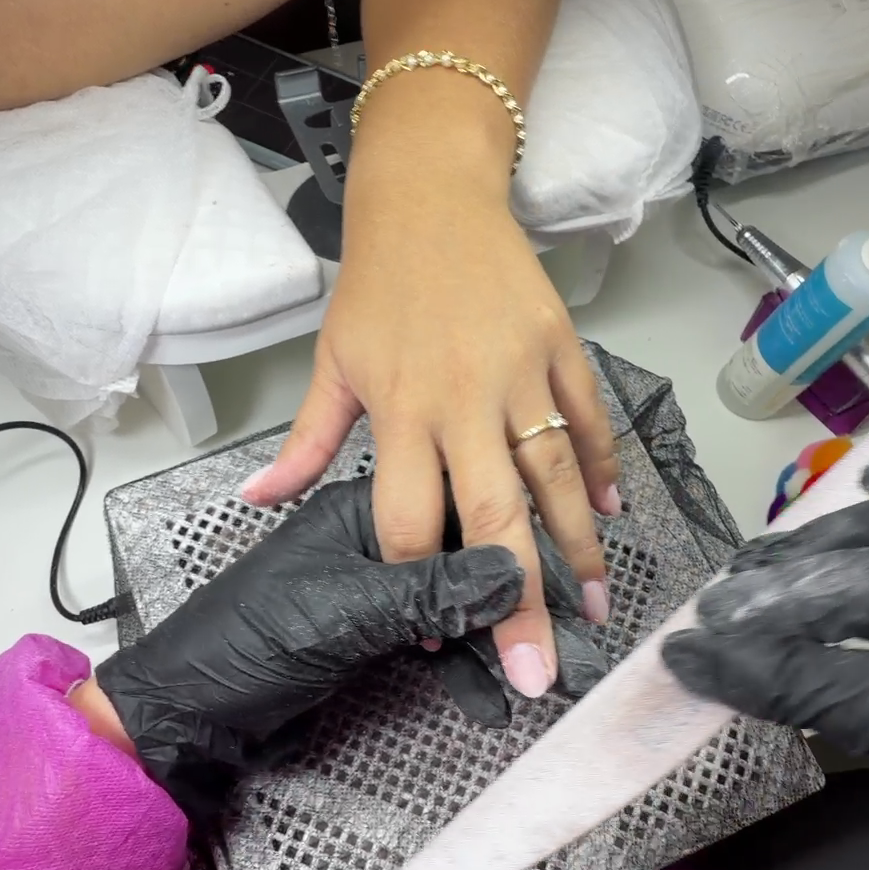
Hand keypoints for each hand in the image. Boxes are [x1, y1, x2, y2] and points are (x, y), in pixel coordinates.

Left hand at [98, 477, 552, 816]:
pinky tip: (492, 698)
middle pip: (468, 561)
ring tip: (539, 681)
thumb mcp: (343, 610)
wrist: (192, 706)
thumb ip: (428, 592)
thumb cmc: (251, 639)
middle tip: (565, 644)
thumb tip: (514, 573)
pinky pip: (437, 640)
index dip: (516, 552)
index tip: (566, 593)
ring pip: (458, 604)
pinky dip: (464, 670)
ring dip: (496, 643)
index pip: (461, 513)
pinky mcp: (377, 631)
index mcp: (366, 508)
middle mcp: (380, 538)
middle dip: (517, 605)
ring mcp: (380, 587)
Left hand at [242, 178, 620, 702]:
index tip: (434, 636)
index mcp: (402, 411)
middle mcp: (465, 402)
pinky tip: (611, 515)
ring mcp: (522, 374)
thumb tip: (257, 503)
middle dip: (516, 603)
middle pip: (495, 517)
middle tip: (539, 673)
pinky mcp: (561, 348)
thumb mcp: (331, 362)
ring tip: (594, 608)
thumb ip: (305, 441)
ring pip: (555, 477)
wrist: (430, 197)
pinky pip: (589, 419)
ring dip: (576, 548)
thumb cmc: (376, 287)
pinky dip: (602, 467)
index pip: (412, 521)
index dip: (420, 585)